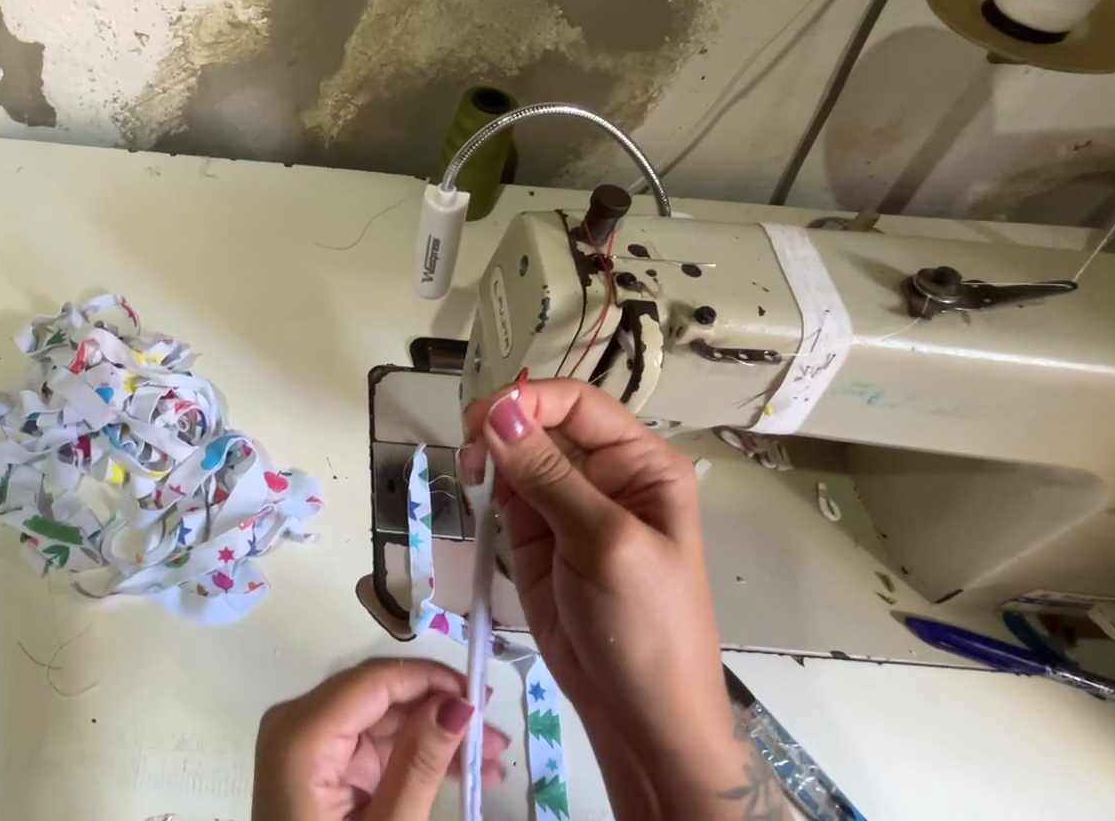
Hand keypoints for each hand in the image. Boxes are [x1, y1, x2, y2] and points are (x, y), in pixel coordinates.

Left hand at [252, 657, 509, 820]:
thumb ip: (419, 765)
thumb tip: (457, 705)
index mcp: (302, 734)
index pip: (374, 680)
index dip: (430, 678)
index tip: (482, 695)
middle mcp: (298, 723)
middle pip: (378, 696)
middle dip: (439, 710)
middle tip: (495, 735)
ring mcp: (306, 741)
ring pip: (381, 717)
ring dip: (433, 733)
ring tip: (490, 757)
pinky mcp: (318, 762)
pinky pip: (371, 742)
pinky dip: (412, 753)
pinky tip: (457, 768)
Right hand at [461, 378, 756, 819]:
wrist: (638, 714)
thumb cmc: (646, 625)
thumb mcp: (604, 543)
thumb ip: (548, 475)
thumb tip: (497, 411)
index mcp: (639, 463)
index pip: (577, 405)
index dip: (529, 400)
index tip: (482, 418)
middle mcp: (602, 473)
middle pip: (541, 423)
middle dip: (501, 427)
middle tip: (468, 451)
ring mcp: (564, 503)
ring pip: (514, 453)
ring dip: (486, 454)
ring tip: (470, 476)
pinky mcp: (534, 532)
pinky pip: (502, 489)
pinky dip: (482, 484)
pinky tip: (473, 491)